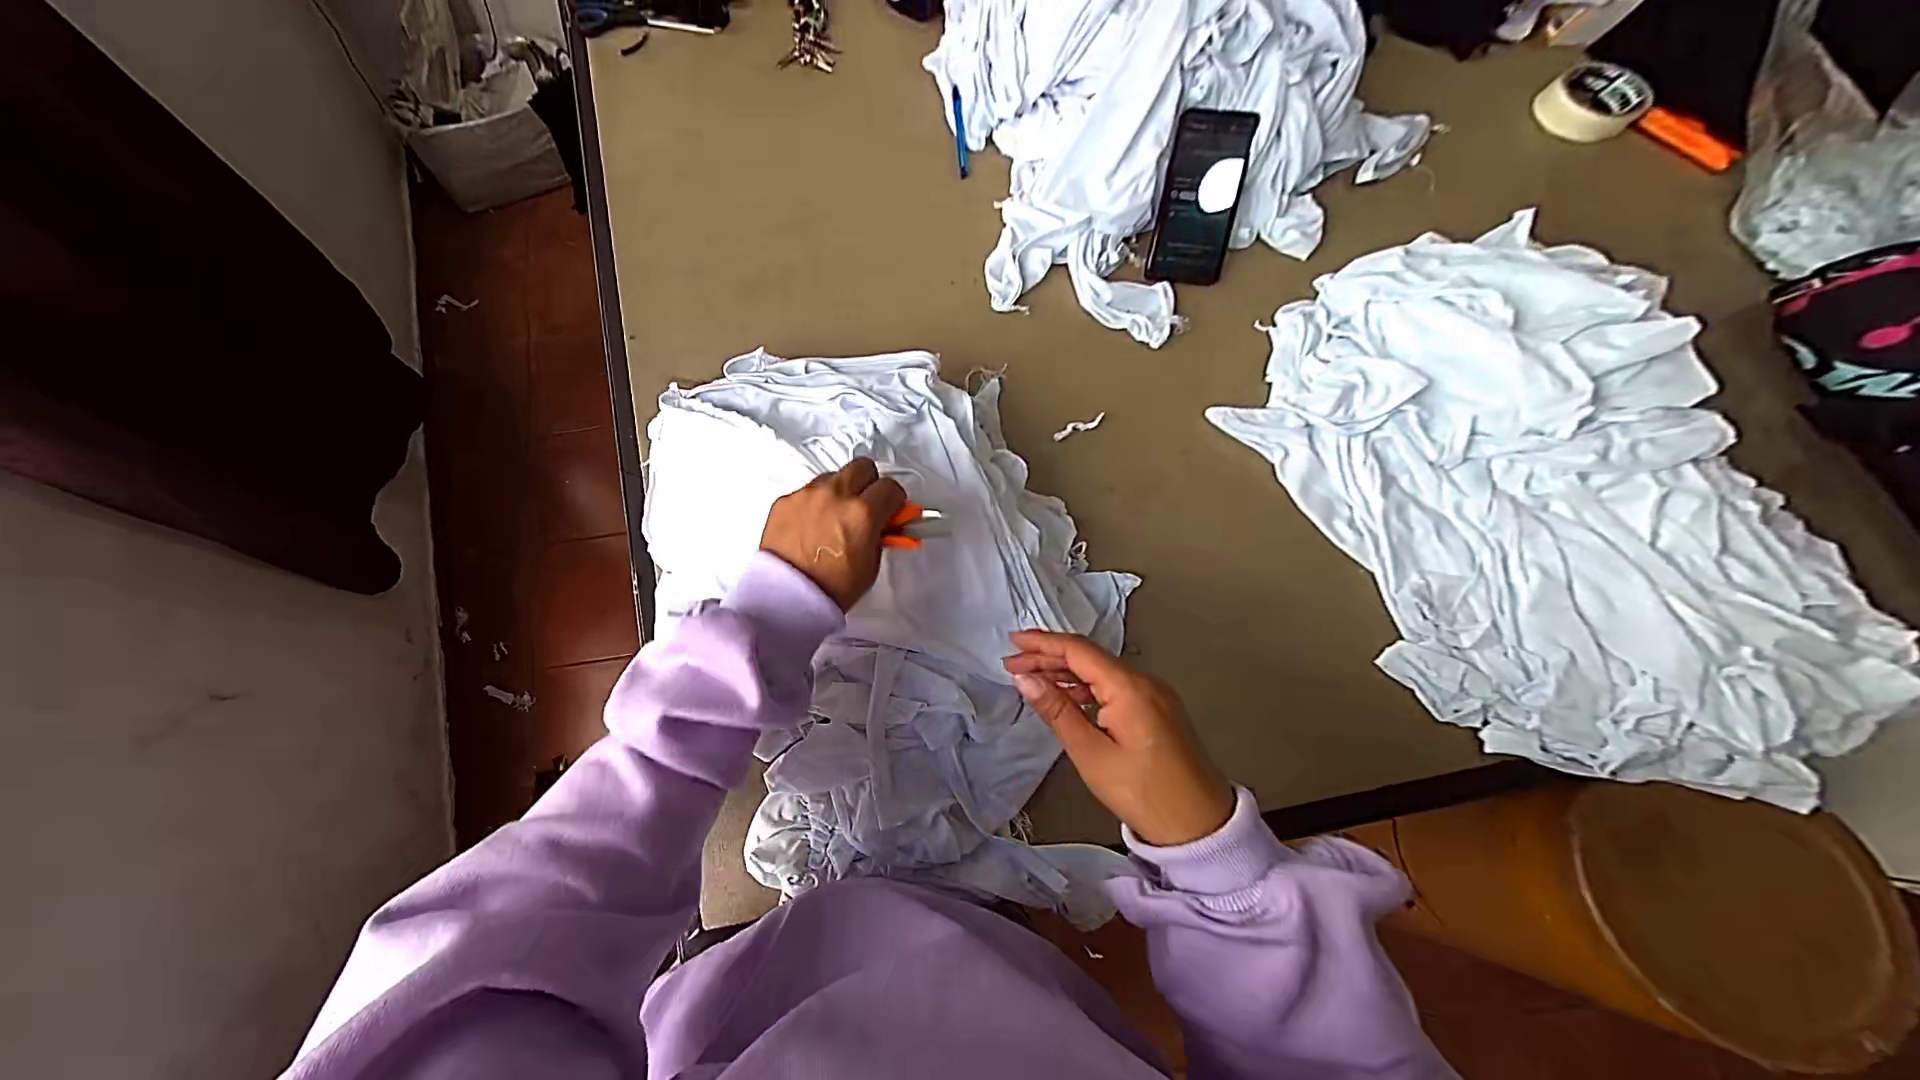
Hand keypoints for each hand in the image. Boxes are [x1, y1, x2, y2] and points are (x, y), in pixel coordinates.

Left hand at [759, 458, 907, 610]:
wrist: (787, 598)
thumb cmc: (831, 589)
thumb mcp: (871, 564)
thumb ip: (881, 535)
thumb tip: (885, 522)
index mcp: (863, 512)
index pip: (891, 487)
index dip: (893, 501)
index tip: (890, 510)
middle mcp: (835, 495)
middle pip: (863, 467)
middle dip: (868, 484)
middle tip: (866, 506)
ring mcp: (807, 494)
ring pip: (833, 477)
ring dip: (840, 491)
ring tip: (835, 519)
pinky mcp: (785, 500)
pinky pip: (807, 491)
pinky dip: (814, 504)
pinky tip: (812, 527)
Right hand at [1003, 631, 1233, 846]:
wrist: (1200, 825)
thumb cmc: (1143, 793)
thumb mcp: (1091, 754)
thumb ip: (1057, 711)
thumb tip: (1025, 679)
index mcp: (1130, 687)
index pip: (1079, 650)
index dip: (1042, 643)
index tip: (1013, 642)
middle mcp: (1145, 681)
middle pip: (1090, 657)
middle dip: (1049, 657)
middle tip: (1013, 665)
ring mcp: (1155, 694)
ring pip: (1102, 671)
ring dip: (1066, 672)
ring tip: (1031, 679)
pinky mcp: (1158, 709)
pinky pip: (1115, 685)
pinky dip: (1087, 686)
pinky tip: (1066, 696)